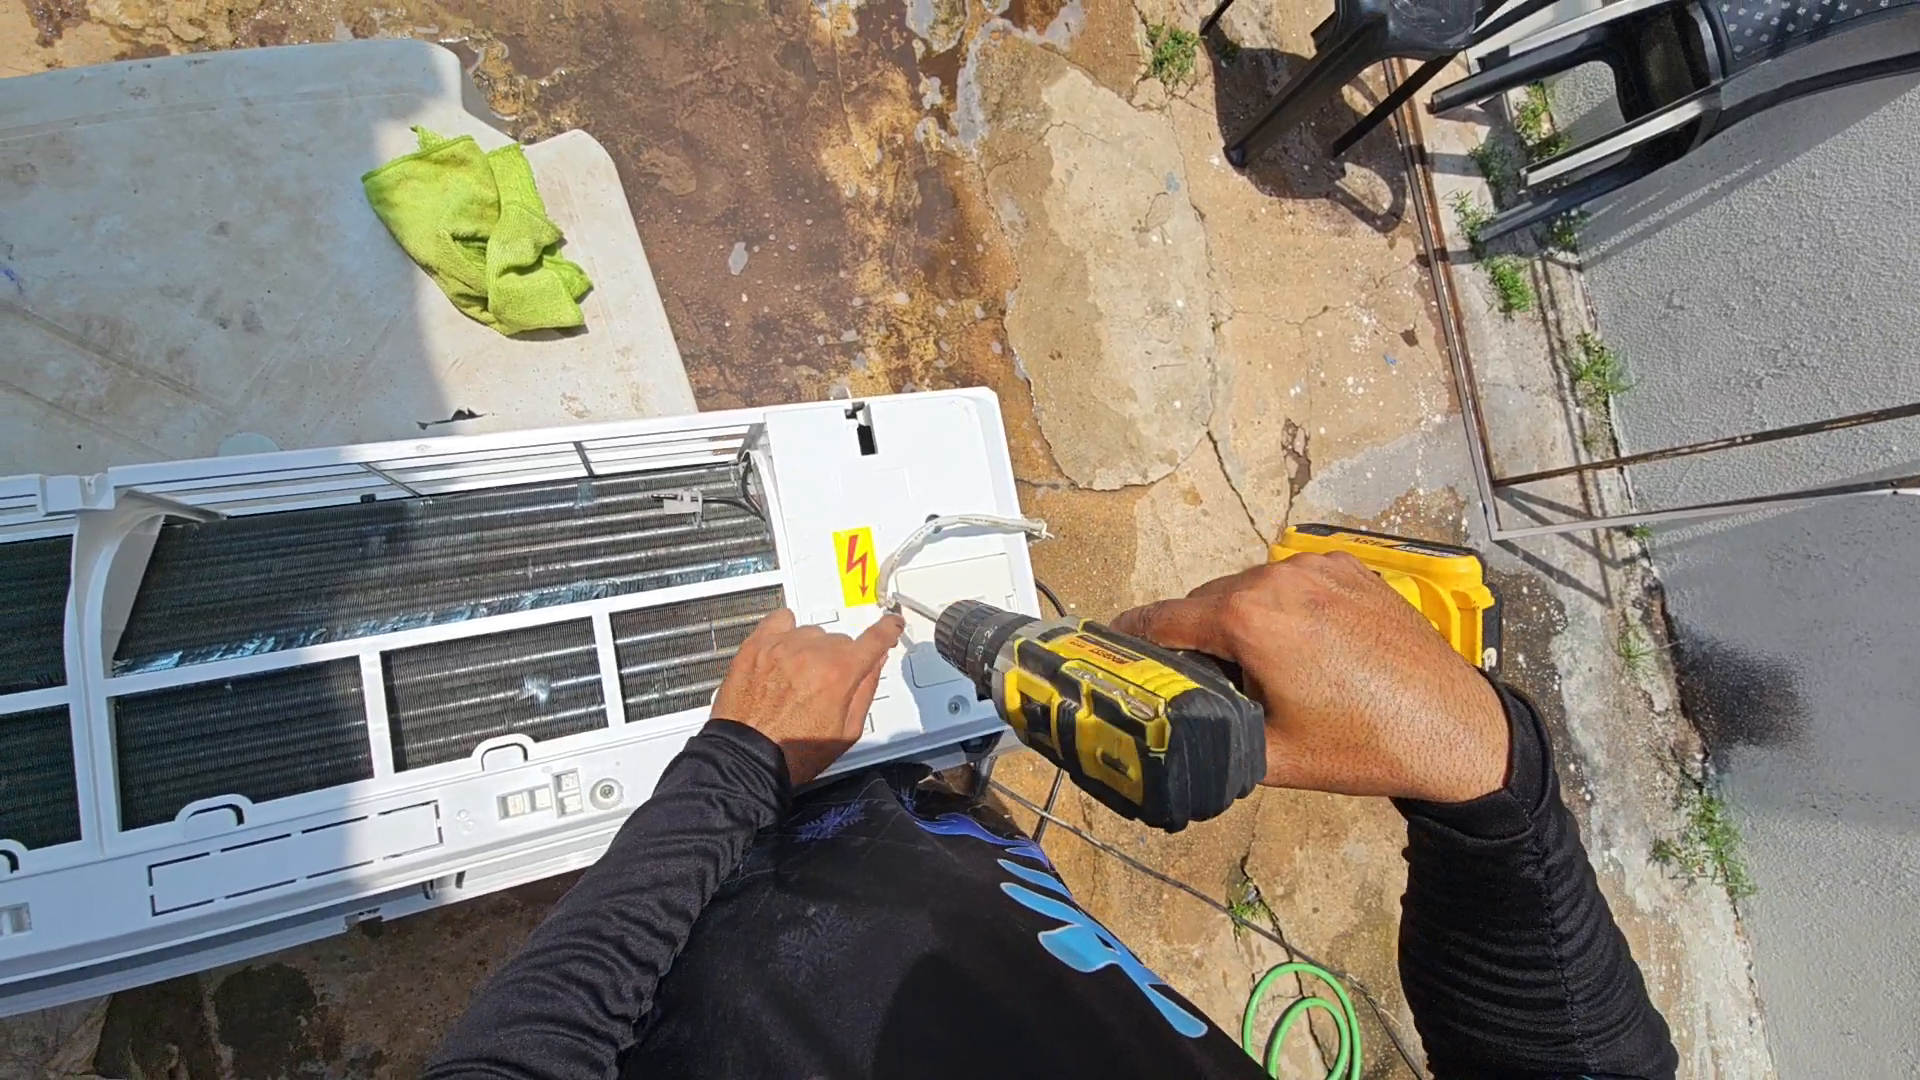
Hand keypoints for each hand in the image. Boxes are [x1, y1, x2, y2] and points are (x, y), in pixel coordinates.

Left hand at [711, 608, 904, 785]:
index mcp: (839, 673)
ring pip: (812, 632)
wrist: (747, 758)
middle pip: (840, 640)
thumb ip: (866, 690)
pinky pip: (779, 620)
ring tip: (798, 676)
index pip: (874, 640)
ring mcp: (782, 647)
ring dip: (811, 648)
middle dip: (839, 659)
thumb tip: (875, 663)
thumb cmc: (793, 753)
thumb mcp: (847, 732)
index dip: (887, 630)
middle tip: (825, 684)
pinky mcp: (756, 646)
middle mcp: (812, 653)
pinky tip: (784, 648)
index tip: (890, 624)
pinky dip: (785, 630)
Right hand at [1112, 553, 1507, 802]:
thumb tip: (1169, 728)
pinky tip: (1293, 637)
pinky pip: (1284, 579)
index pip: (1162, 619)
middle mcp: (1273, 579)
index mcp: (1248, 620)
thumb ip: (1207, 732)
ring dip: (1231, 616)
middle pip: (1201, 601)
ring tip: (1250, 659)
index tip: (1112, 643)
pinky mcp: (1345, 566)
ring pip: (1242, 587)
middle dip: (1189, 633)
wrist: (1460, 731)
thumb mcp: (1271, 756)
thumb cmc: (1364, 745)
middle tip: (1193, 671)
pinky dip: (1274, 603)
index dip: (1131, 634)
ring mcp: (1313, 567)